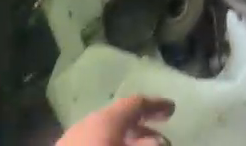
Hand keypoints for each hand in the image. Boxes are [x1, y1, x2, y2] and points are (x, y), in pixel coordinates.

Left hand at [57, 95, 174, 145]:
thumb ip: (147, 144)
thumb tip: (159, 141)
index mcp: (105, 118)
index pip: (136, 103)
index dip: (156, 105)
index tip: (172, 110)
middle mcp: (88, 122)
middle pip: (120, 119)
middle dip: (143, 130)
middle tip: (162, 139)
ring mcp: (72, 139)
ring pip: (106, 135)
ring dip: (127, 141)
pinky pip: (93, 143)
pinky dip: (109, 145)